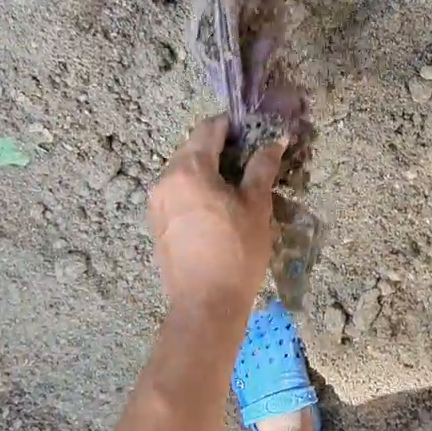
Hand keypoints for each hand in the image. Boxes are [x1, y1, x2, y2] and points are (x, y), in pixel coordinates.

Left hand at [145, 116, 285, 313]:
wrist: (206, 304)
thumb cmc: (237, 251)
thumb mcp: (256, 205)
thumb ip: (262, 168)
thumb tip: (275, 140)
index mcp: (188, 169)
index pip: (208, 129)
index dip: (234, 126)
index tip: (256, 133)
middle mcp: (165, 180)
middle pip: (193, 149)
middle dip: (222, 149)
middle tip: (252, 161)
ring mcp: (156, 203)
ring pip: (184, 172)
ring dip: (210, 171)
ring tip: (239, 187)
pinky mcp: (157, 224)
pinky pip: (178, 194)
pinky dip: (198, 191)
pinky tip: (219, 208)